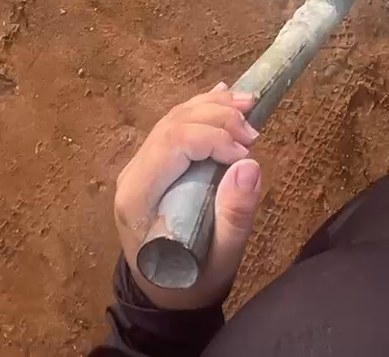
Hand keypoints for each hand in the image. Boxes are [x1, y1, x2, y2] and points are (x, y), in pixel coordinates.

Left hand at [112, 84, 262, 309]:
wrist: (168, 295)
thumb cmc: (192, 279)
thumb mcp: (220, 261)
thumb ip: (233, 217)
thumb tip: (250, 165)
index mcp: (138, 197)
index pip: (173, 141)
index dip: (213, 137)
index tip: (246, 152)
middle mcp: (133, 174)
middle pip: (175, 123)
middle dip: (219, 117)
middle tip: (254, 134)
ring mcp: (141, 164)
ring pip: (176, 116)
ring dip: (214, 106)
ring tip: (249, 106)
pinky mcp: (154, 161)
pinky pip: (177, 122)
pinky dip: (204, 106)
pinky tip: (225, 94)